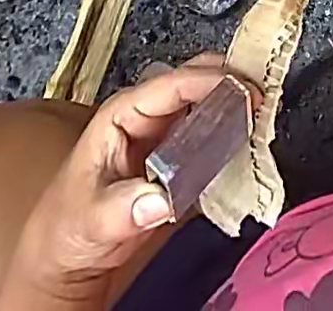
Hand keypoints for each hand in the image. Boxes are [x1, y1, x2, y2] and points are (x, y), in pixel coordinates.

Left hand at [0, 56, 244, 308]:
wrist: (69, 253)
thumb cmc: (69, 226)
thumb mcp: (90, 219)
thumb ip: (123, 208)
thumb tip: (160, 198)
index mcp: (124, 112)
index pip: (171, 84)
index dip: (207, 81)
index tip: (240, 89)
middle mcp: (148, 113)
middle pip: (194, 80)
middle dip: (228, 79)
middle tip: (261, 95)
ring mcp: (165, 132)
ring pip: (206, 100)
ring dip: (235, 101)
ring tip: (263, 113)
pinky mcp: (179, 154)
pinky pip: (211, 131)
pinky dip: (234, 130)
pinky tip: (251, 140)